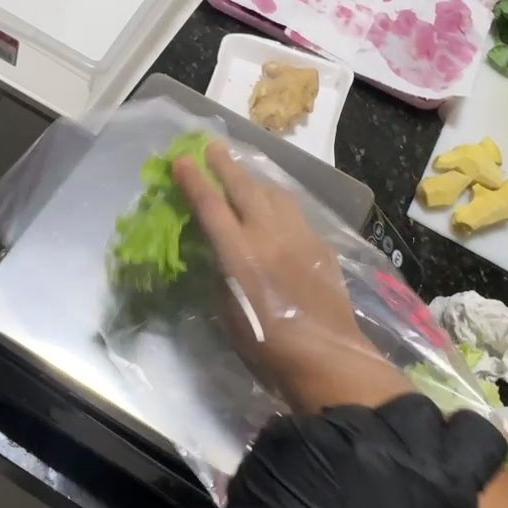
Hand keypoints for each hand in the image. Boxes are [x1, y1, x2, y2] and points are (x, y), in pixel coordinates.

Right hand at [173, 142, 408, 411]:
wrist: (326, 360)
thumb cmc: (265, 347)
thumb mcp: (227, 311)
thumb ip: (222, 273)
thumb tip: (220, 252)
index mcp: (238, 253)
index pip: (210, 205)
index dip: (193, 180)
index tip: (181, 160)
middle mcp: (269, 235)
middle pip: (244, 188)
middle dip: (225, 164)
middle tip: (213, 147)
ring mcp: (299, 238)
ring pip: (275, 195)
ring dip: (256, 181)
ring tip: (246, 176)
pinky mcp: (321, 248)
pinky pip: (296, 215)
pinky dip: (279, 204)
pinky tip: (277, 211)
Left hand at [198, 394, 507, 507]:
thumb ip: (445, 507)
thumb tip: (443, 480)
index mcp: (442, 481)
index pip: (475, 431)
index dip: (461, 442)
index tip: (448, 455)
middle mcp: (395, 443)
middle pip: (414, 410)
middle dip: (407, 430)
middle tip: (390, 460)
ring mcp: (339, 430)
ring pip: (360, 414)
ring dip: (357, 438)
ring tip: (339, 473)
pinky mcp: (294, 429)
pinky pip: (315, 427)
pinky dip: (314, 446)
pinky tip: (303, 475)